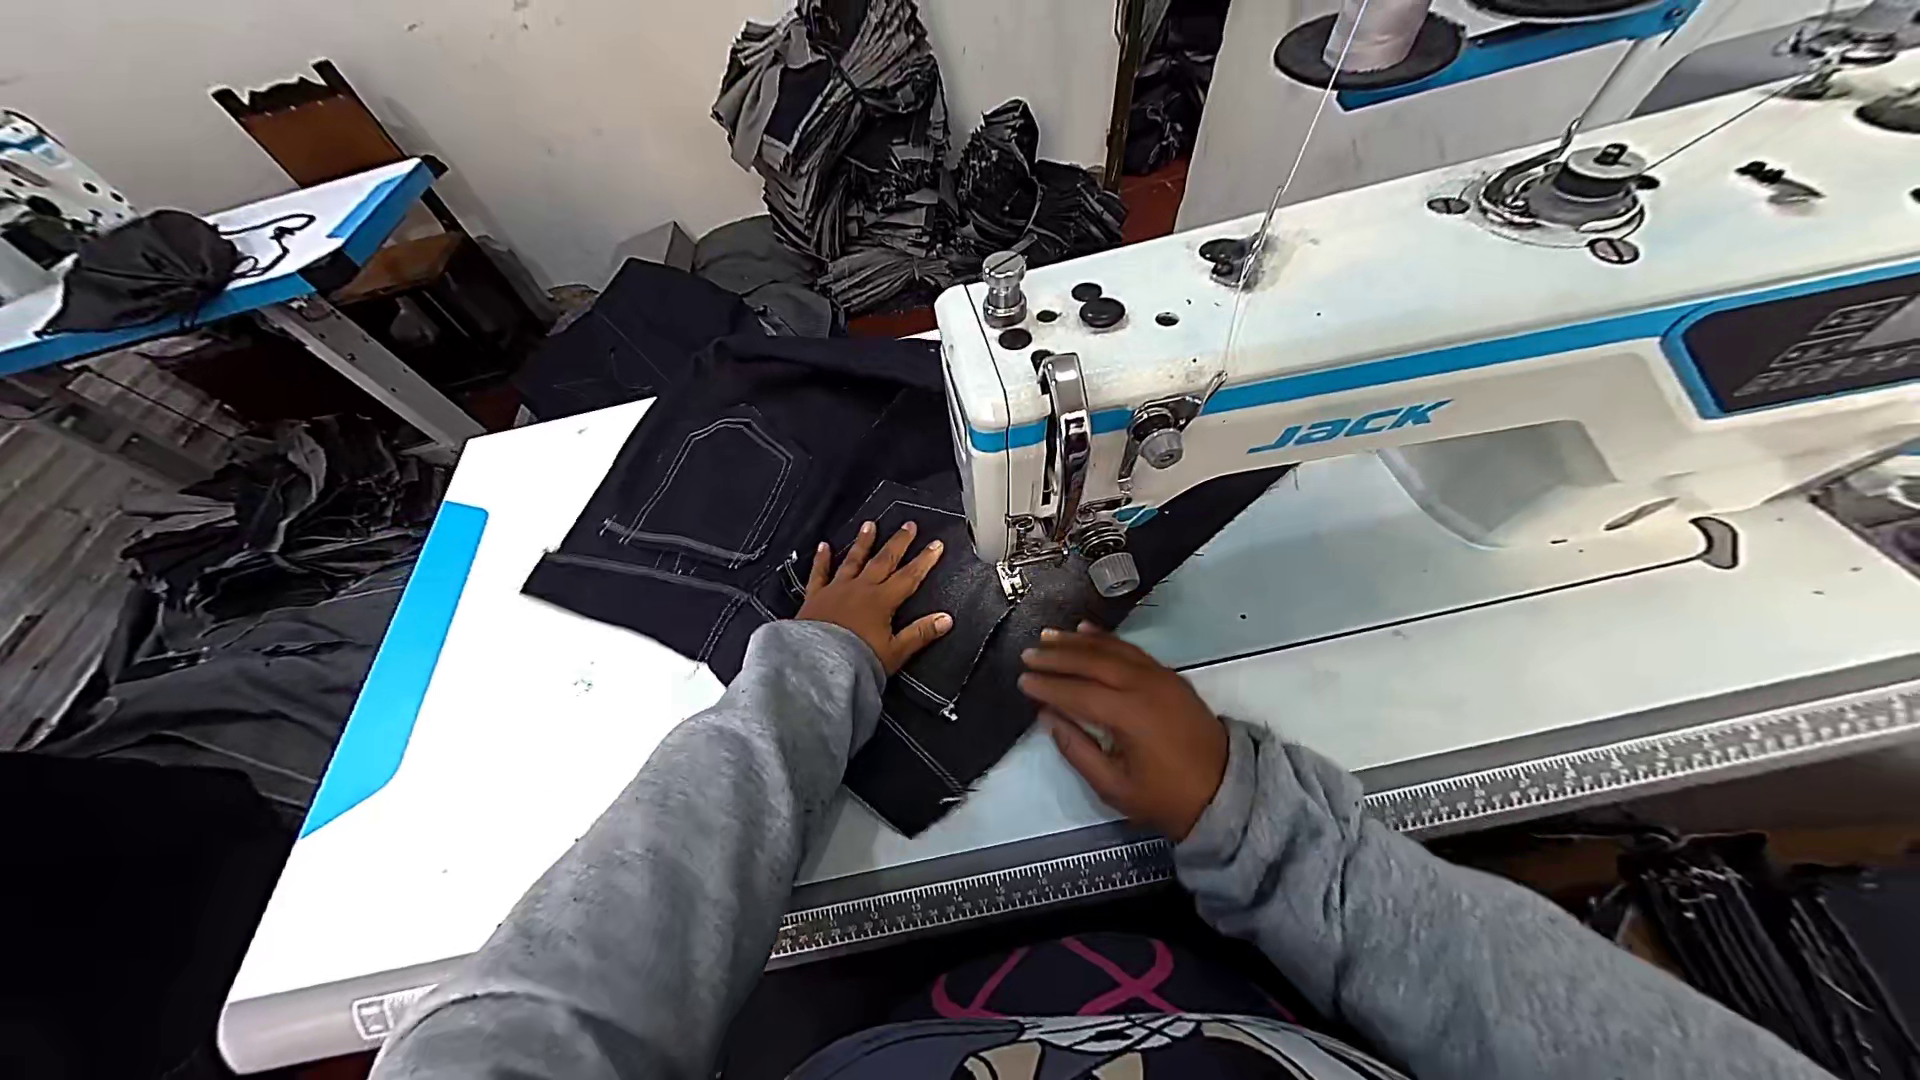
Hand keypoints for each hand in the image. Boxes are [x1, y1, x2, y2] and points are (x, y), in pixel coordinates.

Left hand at [797, 521, 952, 673]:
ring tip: (870, 524)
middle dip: (898, 542)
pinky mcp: (815, 597)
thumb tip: (946, 618)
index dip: (925, 560)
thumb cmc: (858, 661)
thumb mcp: (895, 652)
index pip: (909, 576)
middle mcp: (861, 589)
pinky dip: (821, 559)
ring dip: (863, 542)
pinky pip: (819, 573)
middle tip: (908, 525)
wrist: (817, 665)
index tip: (936, 544)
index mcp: (882, 601)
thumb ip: (920, 633)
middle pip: (884, 560)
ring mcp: (836, 590)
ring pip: (853, 560)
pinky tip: (823, 545)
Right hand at [1018, 623, 1227, 840]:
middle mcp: (1144, 686)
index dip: (1048, 686)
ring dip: (1077, 641)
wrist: (1227, 792)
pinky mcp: (1169, 674)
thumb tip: (1048, 717)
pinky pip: (1131, 648)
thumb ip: (1077, 750)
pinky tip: (1086, 630)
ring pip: (1111, 649)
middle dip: (1056, 656)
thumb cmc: (1167, 797)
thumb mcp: (1115, 787)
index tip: (1022, 680)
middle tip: (1028, 653)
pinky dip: (1106, 638)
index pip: (1078, 692)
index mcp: (1130, 715)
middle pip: (1092, 662)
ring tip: (1048, 636)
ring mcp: (1160, 676)